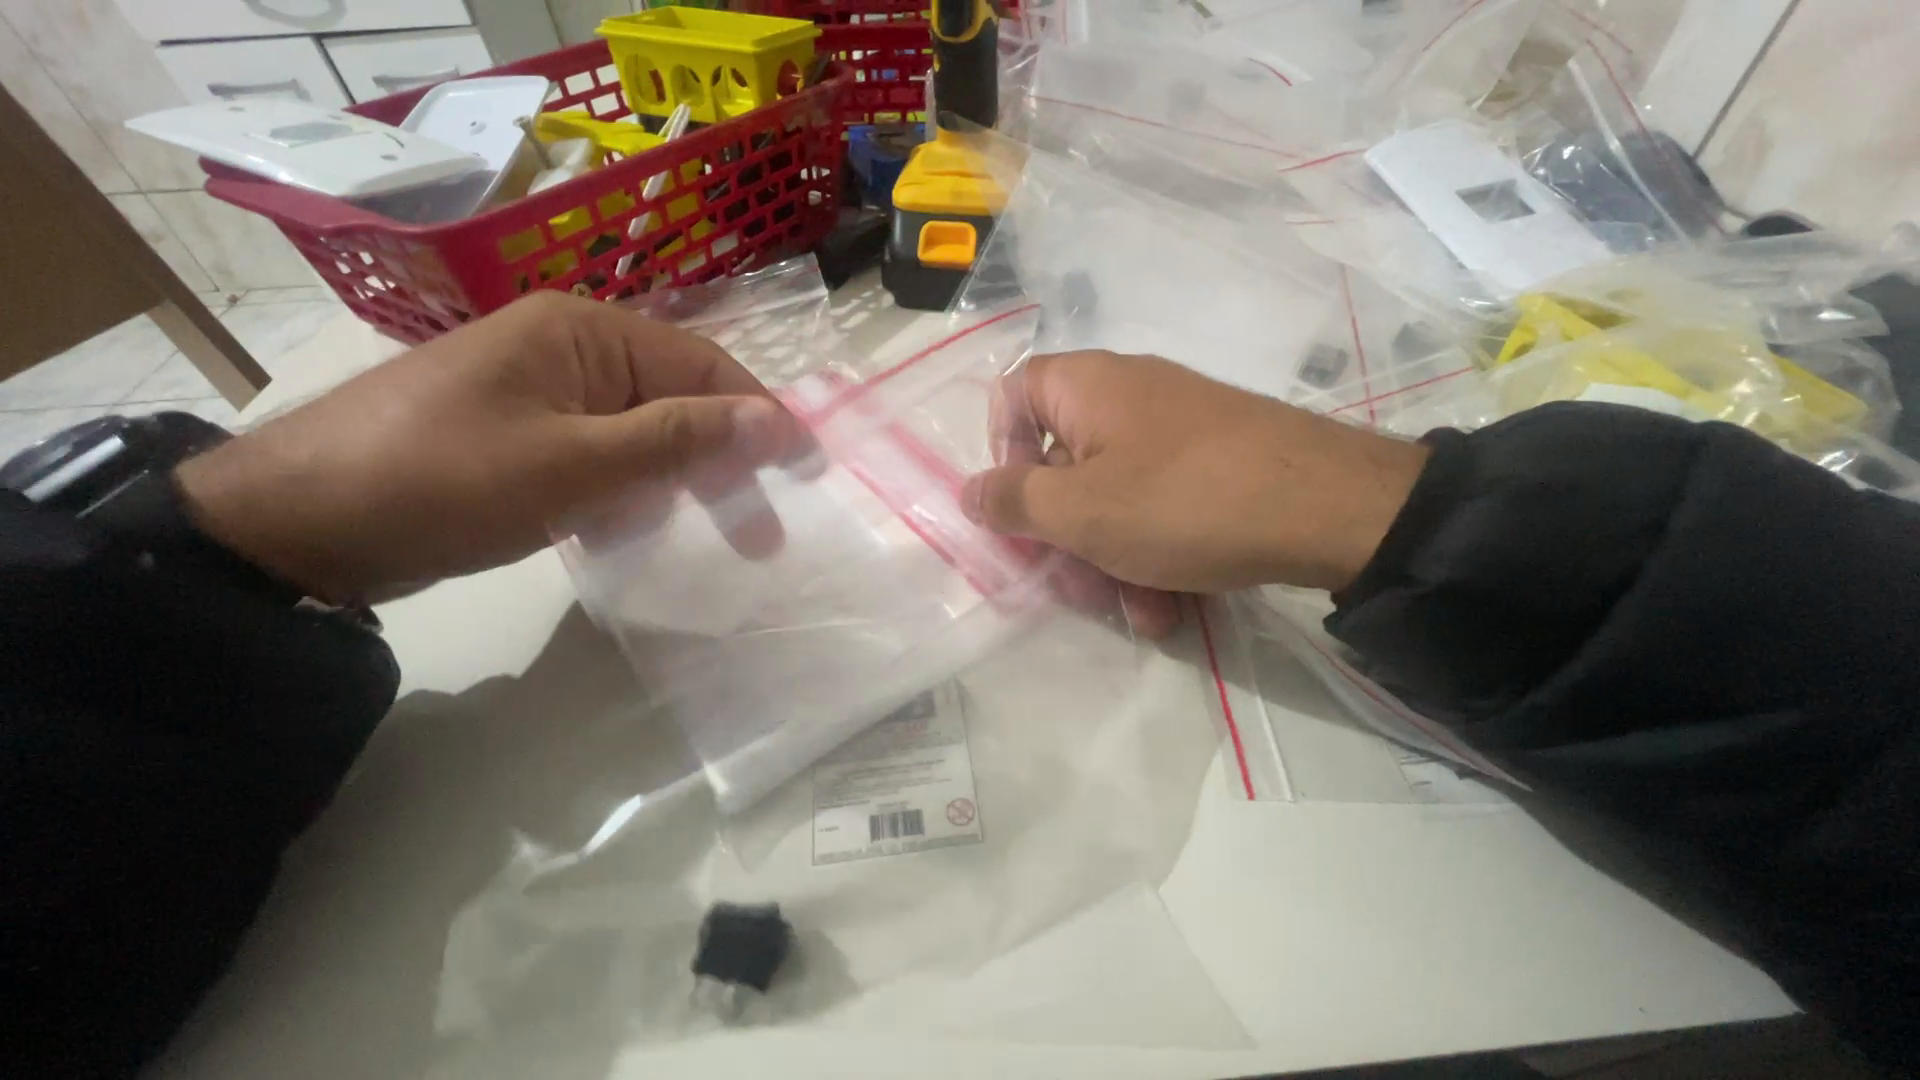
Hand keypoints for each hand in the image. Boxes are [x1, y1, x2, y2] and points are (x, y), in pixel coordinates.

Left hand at [176, 292, 804, 603]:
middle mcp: (568, 349)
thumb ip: (678, 439)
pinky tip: (630, 531)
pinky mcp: (519, 434)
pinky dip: (628, 492)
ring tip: (706, 537)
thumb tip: (772, 420)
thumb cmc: (444, 482)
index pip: (702, 368)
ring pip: (640, 433)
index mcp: (584, 333)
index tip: (808, 467)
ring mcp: (540, 392)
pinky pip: (599, 455)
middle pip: (675, 399)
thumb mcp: (575, 466)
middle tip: (762, 531)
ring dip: (678, 482)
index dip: (761, 417)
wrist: (297, 525)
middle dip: (722, 461)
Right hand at [963, 351, 1429, 594]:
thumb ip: (1012, 503)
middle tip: (1077, 586)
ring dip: (1114, 562)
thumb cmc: (1182, 502)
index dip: (1000, 454)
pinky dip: (1158, 553)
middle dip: (1065, 536)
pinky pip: (1163, 505)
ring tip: (1144, 616)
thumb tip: (968, 492)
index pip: (1012, 396)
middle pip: (1063, 461)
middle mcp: (1129, 396)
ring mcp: (1178, 429)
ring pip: (1115, 496)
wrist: (1331, 508)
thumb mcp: (1080, 513)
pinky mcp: (1218, 462)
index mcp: (1086, 387)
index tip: (1016, 511)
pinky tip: (1176, 606)